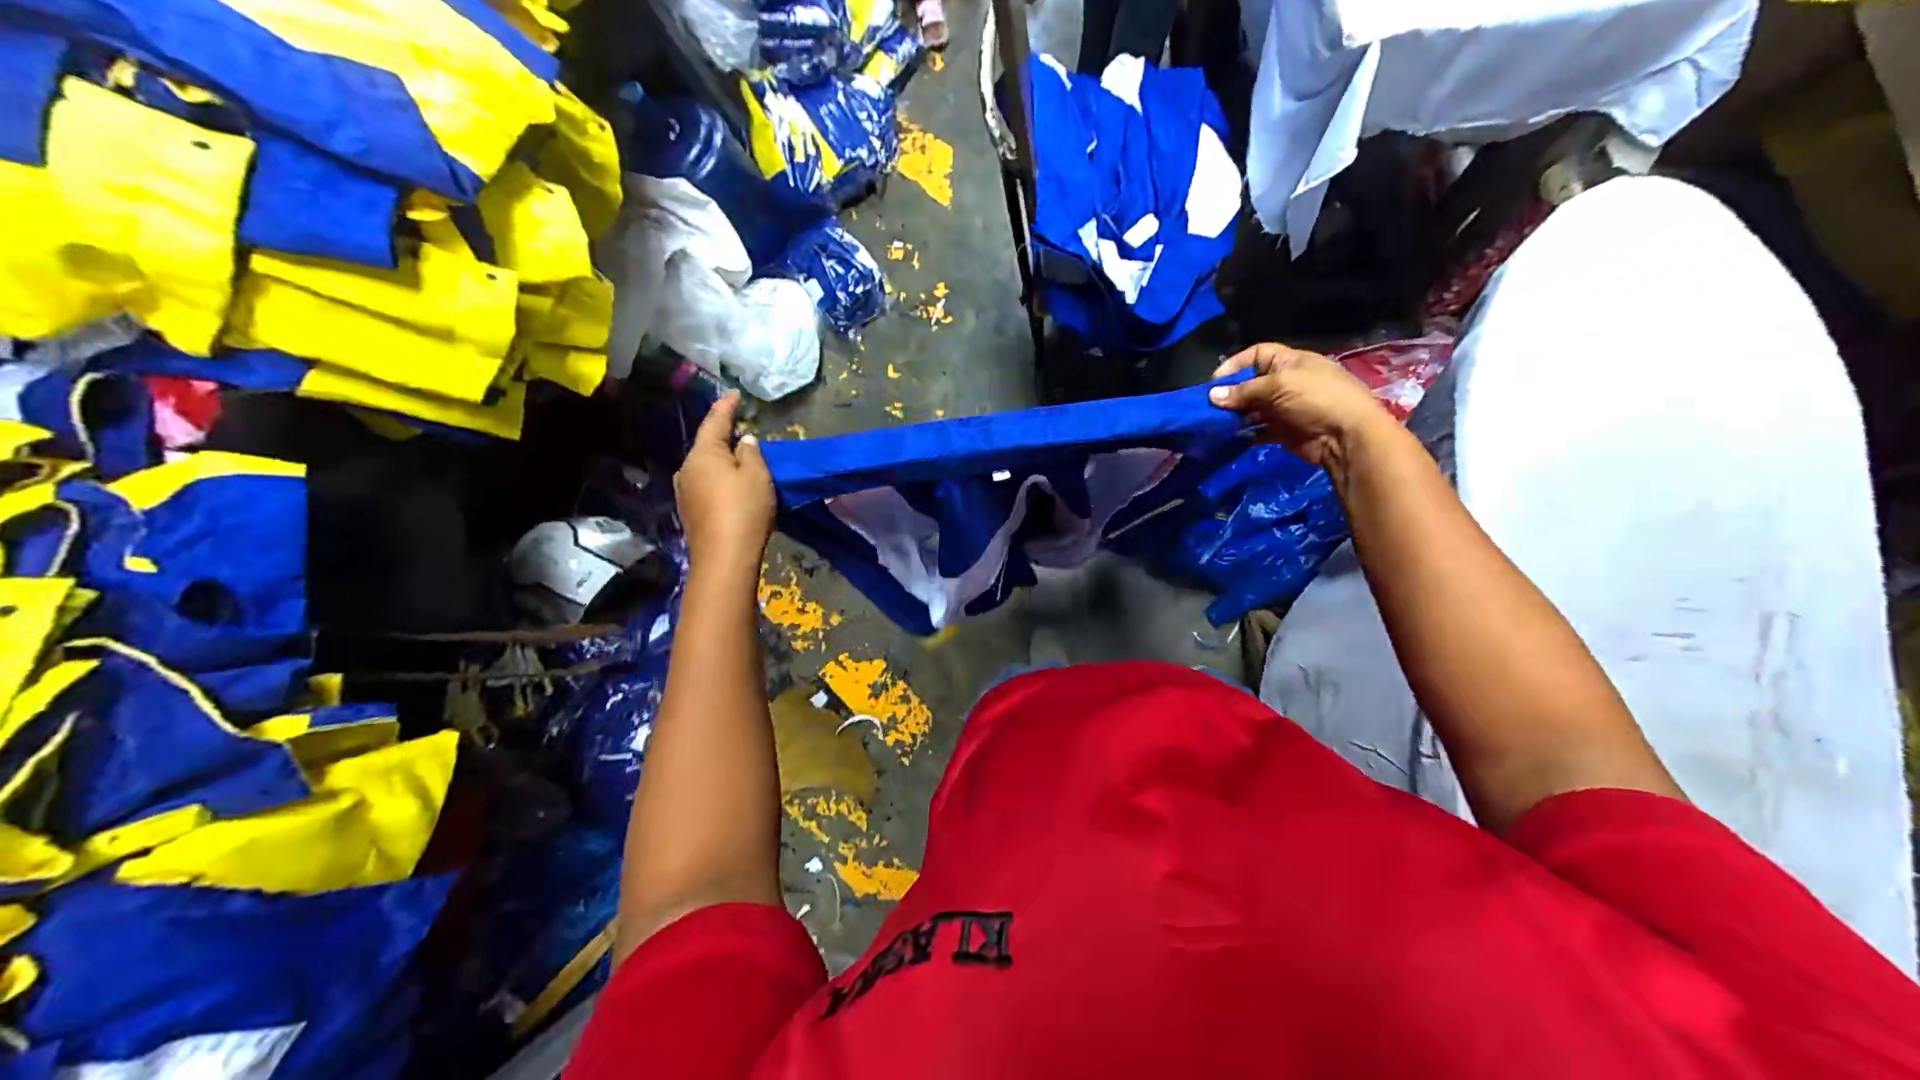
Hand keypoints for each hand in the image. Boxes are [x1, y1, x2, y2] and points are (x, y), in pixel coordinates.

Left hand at [674, 391, 774, 573]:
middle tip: (744, 430)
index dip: (726, 406)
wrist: (724, 558)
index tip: (734, 393)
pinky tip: (732, 487)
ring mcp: (685, 492)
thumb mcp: (757, 475)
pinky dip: (720, 481)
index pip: (715, 421)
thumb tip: (744, 441)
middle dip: (725, 438)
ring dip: (723, 463)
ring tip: (742, 461)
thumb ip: (751, 452)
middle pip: (708, 446)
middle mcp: (687, 469)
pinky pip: (706, 486)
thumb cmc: (744, 509)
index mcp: (702, 453)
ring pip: (706, 468)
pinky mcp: (690, 512)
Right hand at [1207, 344, 1398, 469]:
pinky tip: (1229, 437)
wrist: (1346, 435)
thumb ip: (1244, 391)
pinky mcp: (1283, 430)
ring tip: (1215, 424)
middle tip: (1208, 407)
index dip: (1235, 365)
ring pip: (1251, 408)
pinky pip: (1257, 429)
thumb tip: (1212, 396)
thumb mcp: (1278, 386)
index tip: (1214, 382)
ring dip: (1234, 415)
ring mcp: (1285, 407)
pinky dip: (1244, 433)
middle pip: (1250, 383)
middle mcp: (1286, 382)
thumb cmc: (1315, 398)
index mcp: (1289, 362)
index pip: (1256, 354)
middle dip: (1230, 394)